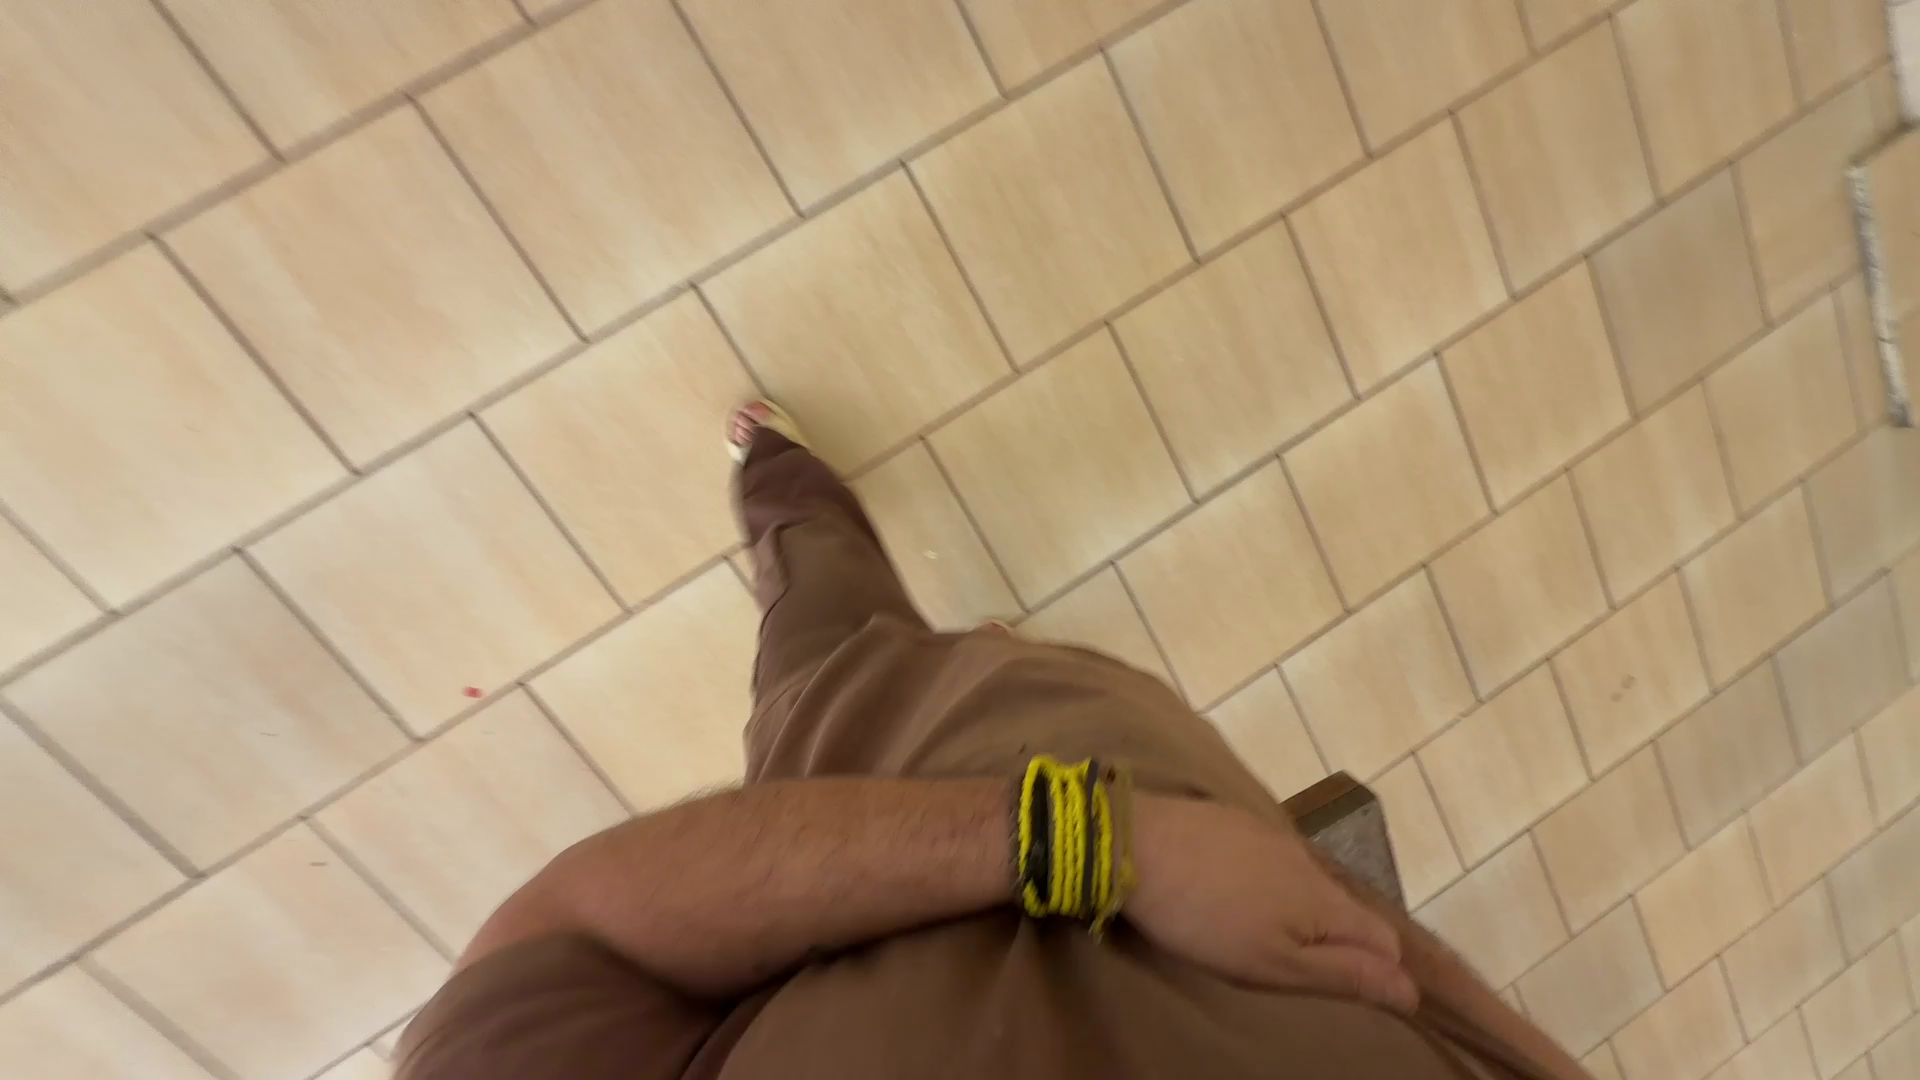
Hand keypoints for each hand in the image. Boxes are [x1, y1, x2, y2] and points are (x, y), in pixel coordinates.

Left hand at [1124, 794, 1418, 1012]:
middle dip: (1329, 938)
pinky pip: (1264, 853)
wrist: (1131, 843)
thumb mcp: (1274, 965)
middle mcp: (1303, 855)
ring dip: (1292, 905)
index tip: (1333, 986)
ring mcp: (1262, 829)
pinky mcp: (1228, 816)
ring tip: (1250, 926)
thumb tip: (1411, 988)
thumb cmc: (1202, 917)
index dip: (1373, 970)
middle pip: (1342, 906)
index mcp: (1323, 896)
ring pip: (1301, 877)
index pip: (1383, 939)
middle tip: (1280, 961)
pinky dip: (1259, 876)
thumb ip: (1345, 974)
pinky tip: (1226, 887)